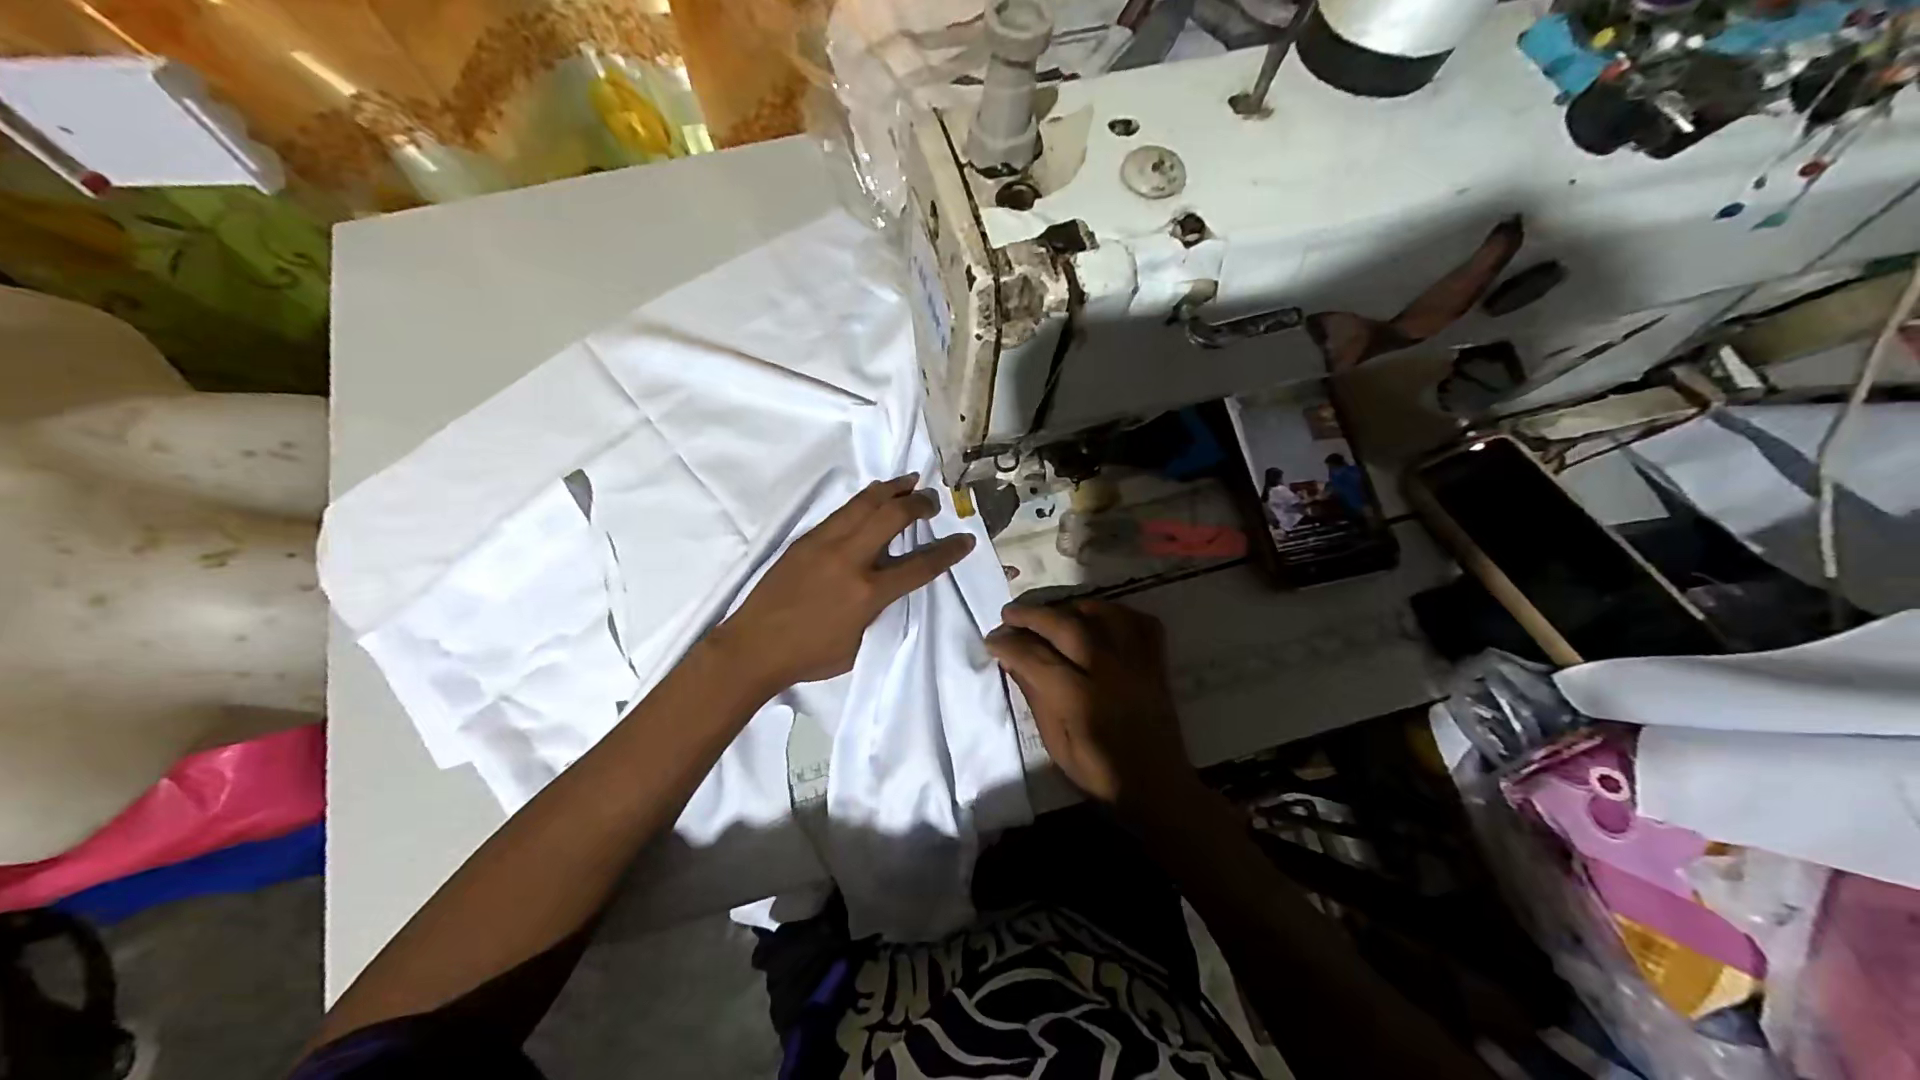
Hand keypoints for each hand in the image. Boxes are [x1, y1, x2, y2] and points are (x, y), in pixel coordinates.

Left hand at [714, 474, 974, 690]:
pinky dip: (863, 501)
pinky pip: (841, 512)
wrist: (753, 648)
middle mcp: (850, 560)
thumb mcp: (857, 643)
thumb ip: (877, 611)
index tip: (965, 539)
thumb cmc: (809, 657)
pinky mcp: (805, 540)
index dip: (948, 551)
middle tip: (932, 502)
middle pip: (893, 517)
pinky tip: (872, 499)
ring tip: (909, 481)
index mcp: (868, 593)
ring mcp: (824, 544)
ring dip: (891, 490)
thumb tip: (885, 586)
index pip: (920, 565)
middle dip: (919, 504)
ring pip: (864, 504)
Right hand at [985, 600, 1197, 809]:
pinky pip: (1141, 622)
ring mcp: (1137, 663)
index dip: (1008, 644)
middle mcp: (1109, 672)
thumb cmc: (1098, 773)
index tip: (992, 639)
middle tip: (1010, 614)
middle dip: (1032, 615)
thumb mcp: (1055, 743)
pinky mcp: (1157, 663)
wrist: (1156, 787)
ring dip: (1072, 607)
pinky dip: (1119, 613)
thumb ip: (1035, 696)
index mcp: (1079, 699)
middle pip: (1066, 626)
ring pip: (1104, 614)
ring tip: (1052, 613)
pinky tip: (1099, 619)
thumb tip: (1012, 660)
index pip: (1034, 657)